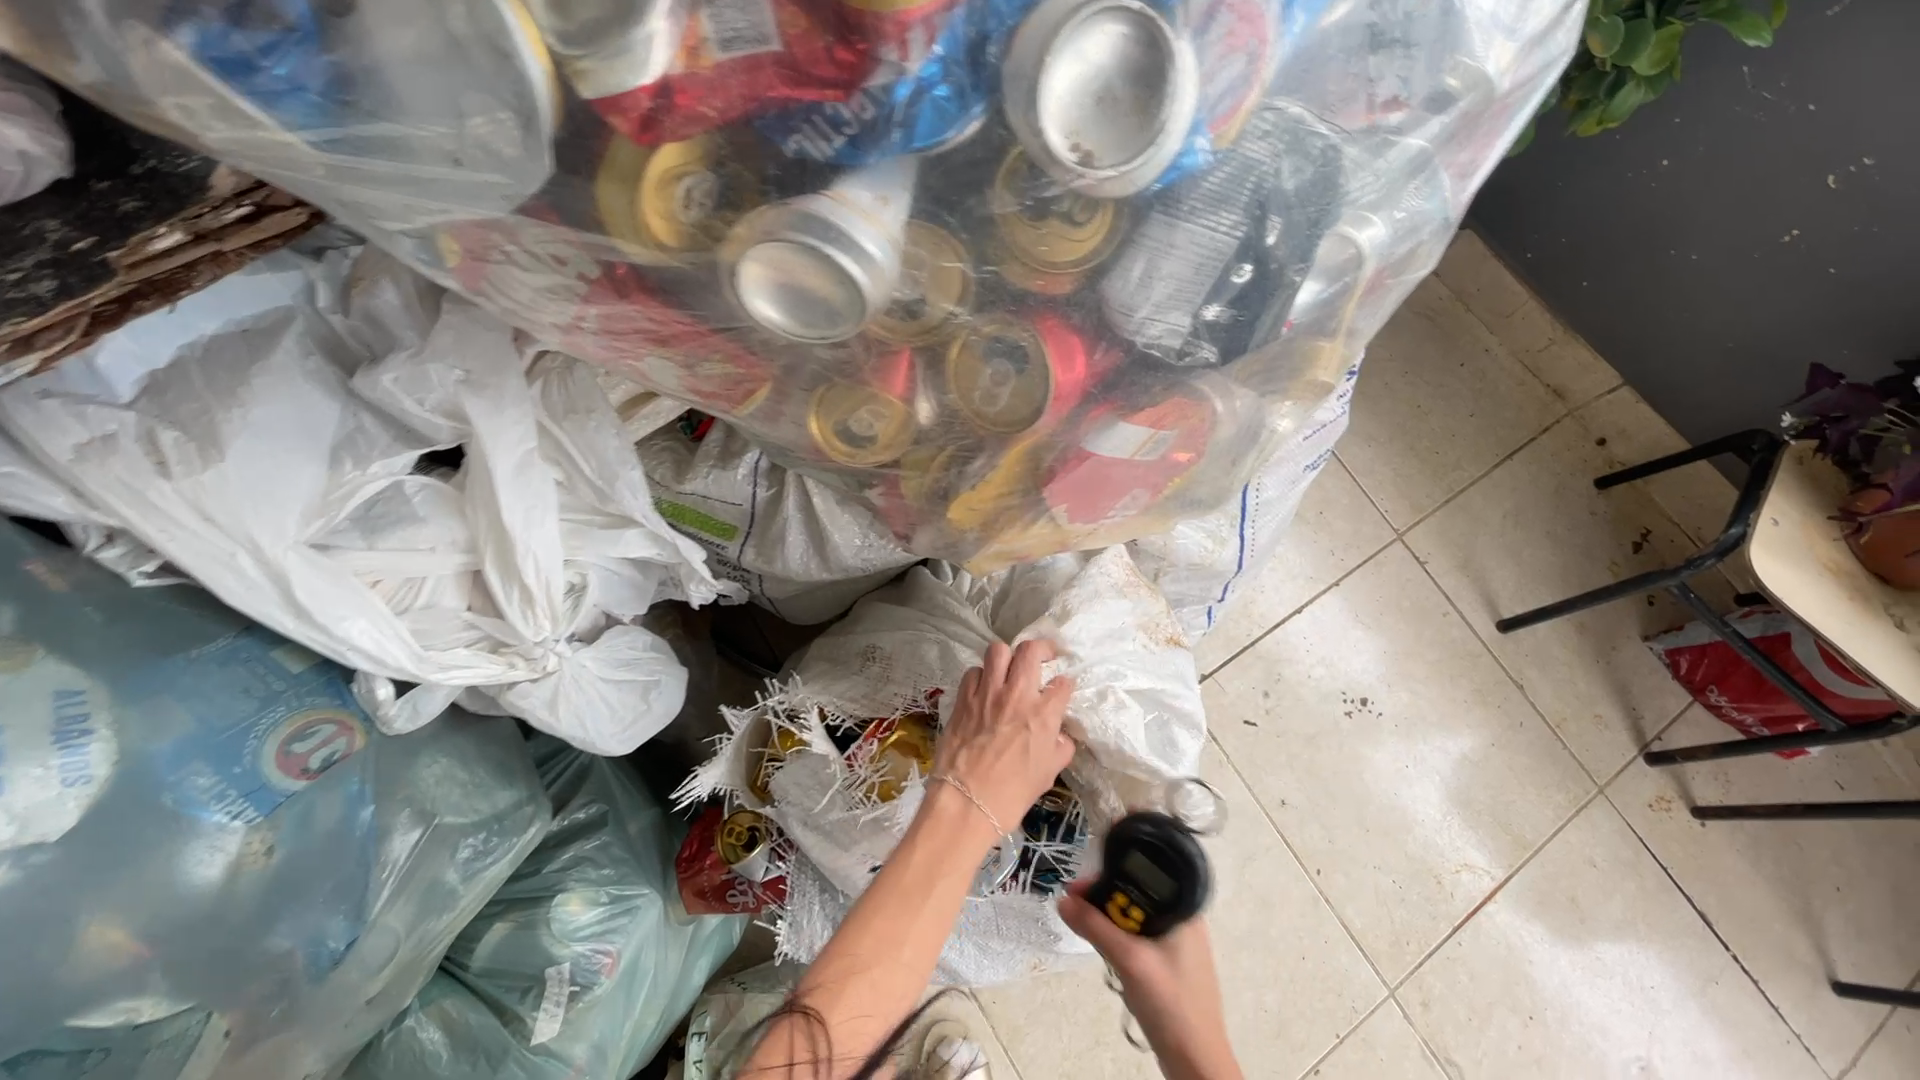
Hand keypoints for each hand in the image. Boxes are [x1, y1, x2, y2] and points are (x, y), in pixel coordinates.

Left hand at [932, 639, 1075, 833]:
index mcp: (1043, 714)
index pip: (1062, 683)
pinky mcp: (963, 698)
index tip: (1061, 688)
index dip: (1064, 684)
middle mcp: (1017, 694)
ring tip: (1009, 670)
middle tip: (1043, 658)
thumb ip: (1060, 747)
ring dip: (1007, 657)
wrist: (967, 801)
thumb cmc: (1013, 792)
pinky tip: (984, 690)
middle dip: (1042, 649)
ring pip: (998, 650)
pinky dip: (981, 676)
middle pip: (1031, 650)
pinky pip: (973, 672)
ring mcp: (987, 693)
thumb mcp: (1049, 773)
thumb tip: (1060, 735)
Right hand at [1058, 880, 1241, 1079]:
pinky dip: (1122, 943)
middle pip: (1136, 898)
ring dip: (1111, 925)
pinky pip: (1140, 941)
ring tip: (1087, 929)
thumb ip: (1095, 927)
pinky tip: (1110, 956)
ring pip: (1136, 921)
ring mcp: (1178, 946)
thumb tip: (1063, 900)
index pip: (1142, 877)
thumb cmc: (1169, 1002)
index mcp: (1184, 910)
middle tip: (1075, 908)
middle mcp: (1184, 921)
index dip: (1108, 877)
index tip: (1078, 887)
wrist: (1195, 1060)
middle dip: (1105, 902)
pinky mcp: (1170, 966)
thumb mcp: (1128, 959)